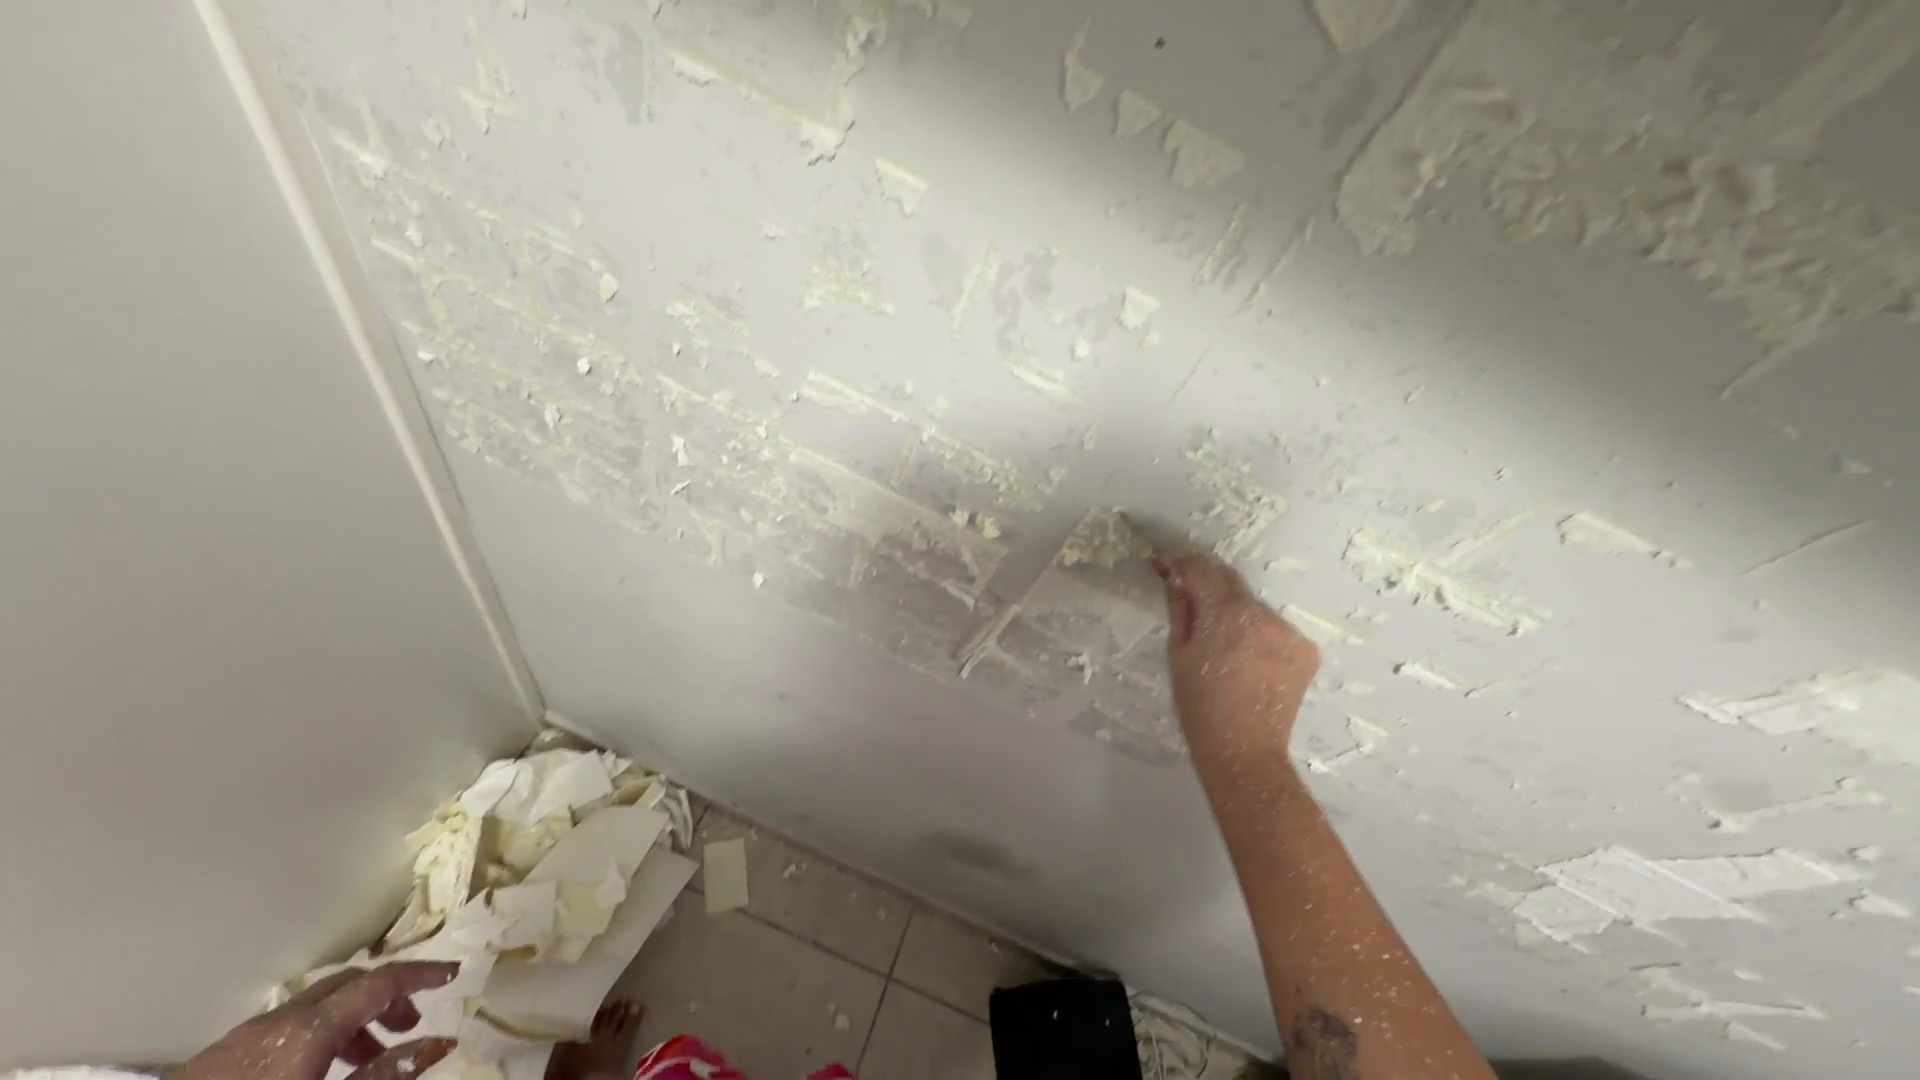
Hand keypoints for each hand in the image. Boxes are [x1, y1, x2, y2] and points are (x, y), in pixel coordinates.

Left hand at [169, 962, 458, 1079]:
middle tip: (411, 1025)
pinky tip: (316, 1071)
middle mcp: (281, 1020)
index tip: (453, 974)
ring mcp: (244, 1038)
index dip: (421, 974)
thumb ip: (386, 1074)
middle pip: (348, 986)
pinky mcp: (216, 1060)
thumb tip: (442, 1040)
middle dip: (387, 996)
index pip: (380, 982)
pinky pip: (284, 1028)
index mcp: (311, 1029)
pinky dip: (318, 1035)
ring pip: (315, 1008)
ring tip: (367, 1058)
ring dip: (352, 1019)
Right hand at [1152, 552, 1319, 742]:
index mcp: (1227, 614)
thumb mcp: (1179, 653)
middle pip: (1231, 581)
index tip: (1163, 565)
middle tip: (1186, 593)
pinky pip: (1274, 629)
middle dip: (1207, 582)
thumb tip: (1177, 577)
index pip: (1202, 569)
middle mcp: (1264, 614)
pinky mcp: (1306, 650)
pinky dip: (1257, 633)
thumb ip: (1181, 608)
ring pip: (1253, 606)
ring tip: (1219, 638)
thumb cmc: (1199, 705)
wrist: (1243, 750)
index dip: (1181, 563)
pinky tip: (1245, 658)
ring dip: (1234, 610)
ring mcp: (1290, 631)